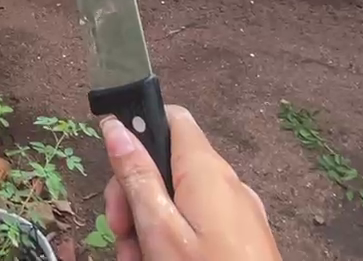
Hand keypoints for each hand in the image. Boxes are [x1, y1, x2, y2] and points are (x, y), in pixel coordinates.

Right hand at [101, 106, 281, 260]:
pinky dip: (176, 238)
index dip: (139, 127)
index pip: (170, 116)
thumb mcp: (159, 230)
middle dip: (134, 192)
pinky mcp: (247, 244)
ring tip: (136, 260)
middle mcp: (228, 184)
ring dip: (150, 222)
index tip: (116, 164)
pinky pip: (202, 224)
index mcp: (206, 170)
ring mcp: (242, 216)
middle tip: (119, 231)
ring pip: (180, 199)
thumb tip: (116, 126)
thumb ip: (135, 174)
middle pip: (167, 163)